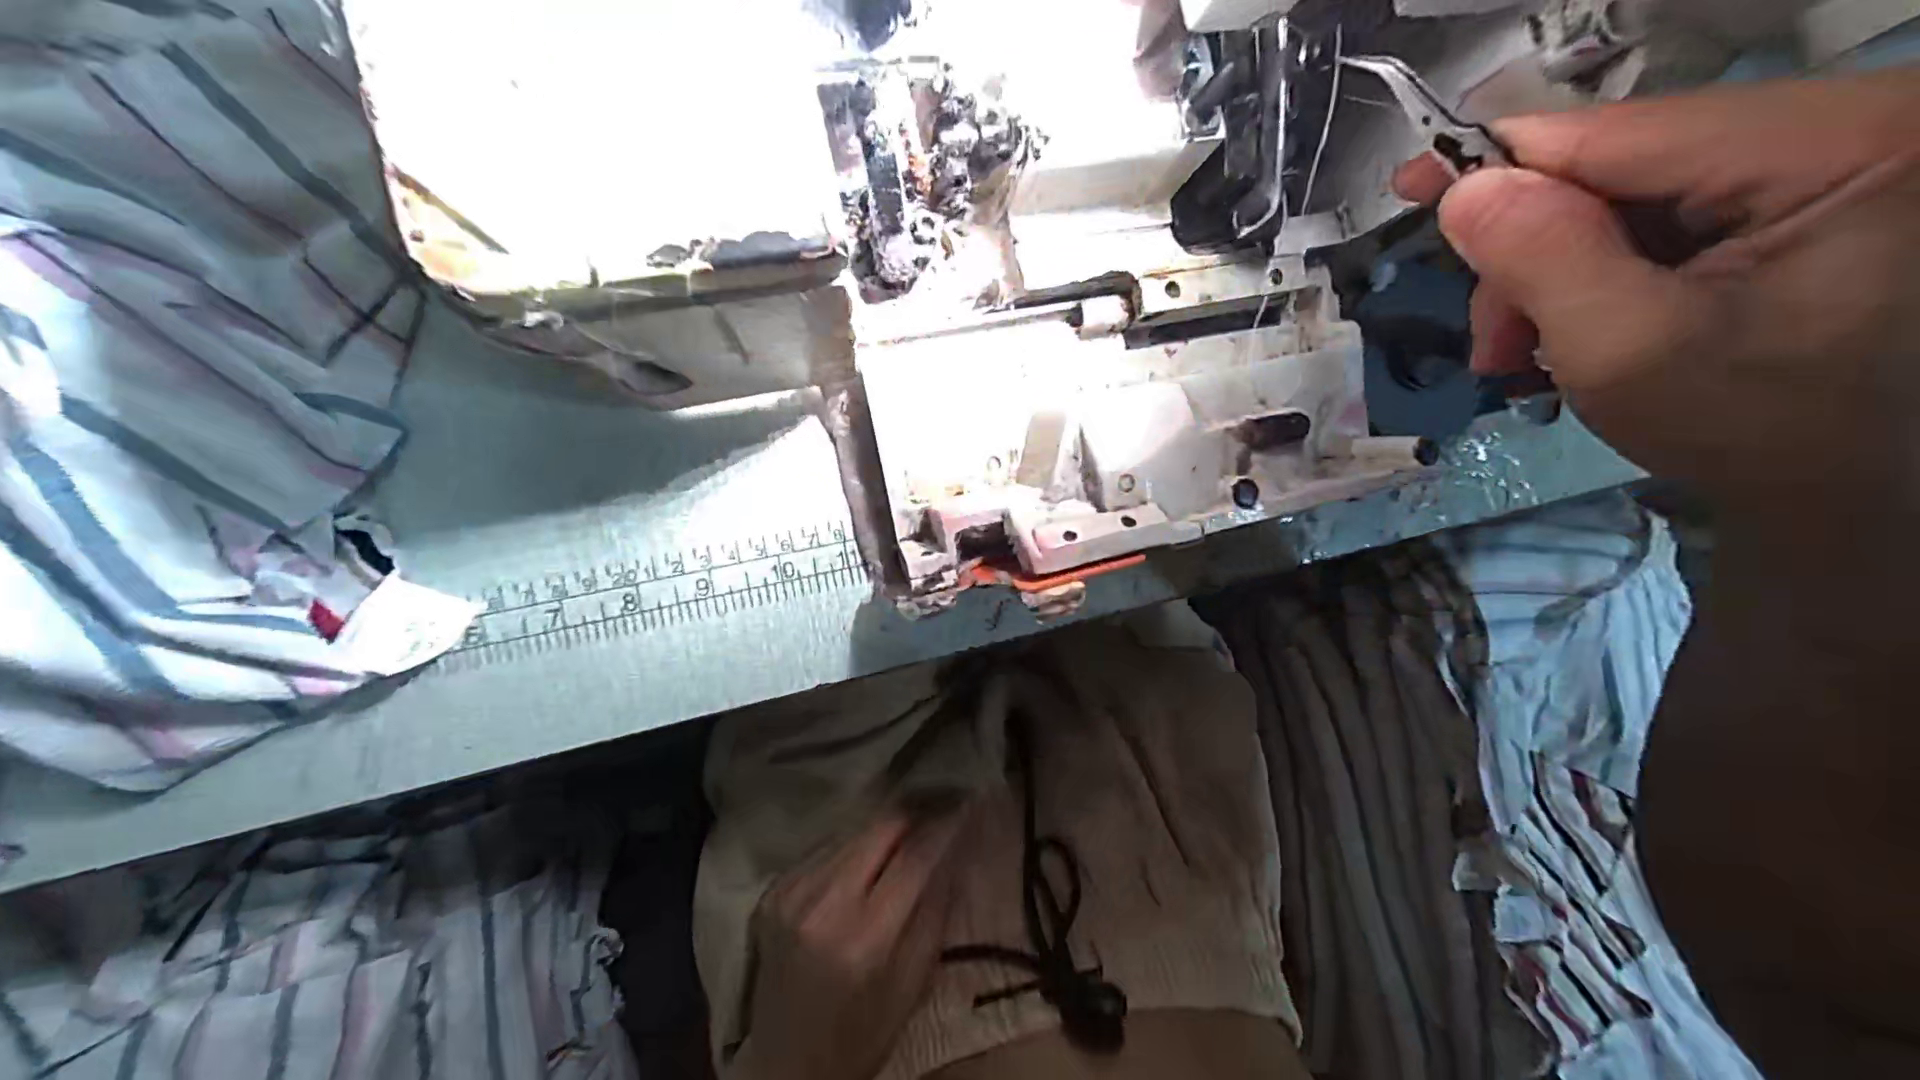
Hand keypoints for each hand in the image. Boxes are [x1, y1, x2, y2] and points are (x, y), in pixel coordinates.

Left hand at [730, 802, 971, 1079]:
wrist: (786, 1067)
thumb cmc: (861, 1036)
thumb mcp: (912, 985)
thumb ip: (935, 911)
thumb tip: (954, 849)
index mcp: (864, 937)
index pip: (914, 857)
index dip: (944, 824)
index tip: (965, 802)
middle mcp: (823, 903)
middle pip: (881, 828)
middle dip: (916, 814)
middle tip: (941, 806)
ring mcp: (792, 892)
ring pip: (853, 831)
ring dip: (885, 829)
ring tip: (910, 830)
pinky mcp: (774, 890)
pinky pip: (826, 849)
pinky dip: (853, 848)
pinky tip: (866, 860)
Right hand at [1393, 70, 1919, 517]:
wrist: (1847, 483)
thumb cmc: (1749, 427)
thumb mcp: (1625, 349)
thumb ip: (1545, 260)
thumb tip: (1464, 188)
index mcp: (1838, 141)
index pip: (1617, 132)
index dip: (1501, 162)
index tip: (1410, 186)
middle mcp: (1845, 123)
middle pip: (1614, 166)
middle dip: (1527, 257)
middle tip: (1496, 347)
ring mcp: (1822, 161)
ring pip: (1619, 197)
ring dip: (1548, 278)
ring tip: (1527, 356)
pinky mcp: (1794, 198)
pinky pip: (1650, 219)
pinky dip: (1587, 278)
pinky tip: (1572, 331)